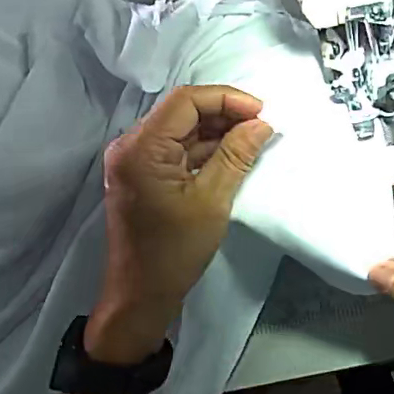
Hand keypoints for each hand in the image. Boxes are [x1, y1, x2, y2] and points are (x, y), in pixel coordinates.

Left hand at [89, 85, 273, 363]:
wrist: (141, 294)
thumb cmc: (175, 251)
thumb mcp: (212, 200)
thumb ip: (236, 156)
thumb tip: (262, 124)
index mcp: (141, 148)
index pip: (186, 101)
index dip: (227, 99)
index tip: (262, 112)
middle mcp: (131, 146)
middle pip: (182, 111)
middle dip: (225, 113)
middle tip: (262, 126)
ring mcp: (135, 160)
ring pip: (181, 128)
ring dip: (217, 130)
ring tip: (253, 139)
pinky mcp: (143, 174)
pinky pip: (176, 148)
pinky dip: (205, 147)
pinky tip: (233, 154)